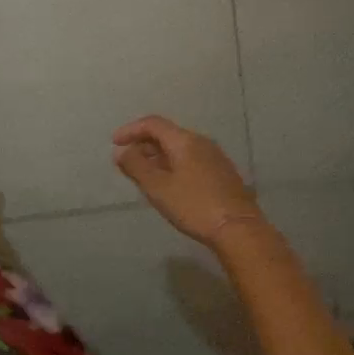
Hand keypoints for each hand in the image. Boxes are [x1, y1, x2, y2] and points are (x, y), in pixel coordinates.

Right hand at [112, 116, 265, 249]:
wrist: (239, 230)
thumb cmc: (193, 205)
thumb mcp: (157, 187)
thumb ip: (135, 166)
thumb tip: (121, 152)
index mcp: (184, 141)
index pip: (153, 124)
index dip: (130, 130)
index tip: (114, 143)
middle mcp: (202, 143)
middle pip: (167, 134)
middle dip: (143, 144)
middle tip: (128, 161)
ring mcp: (216, 158)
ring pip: (180, 148)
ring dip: (158, 156)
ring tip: (145, 174)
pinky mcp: (223, 174)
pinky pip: (191, 160)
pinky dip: (174, 165)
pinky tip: (169, 184)